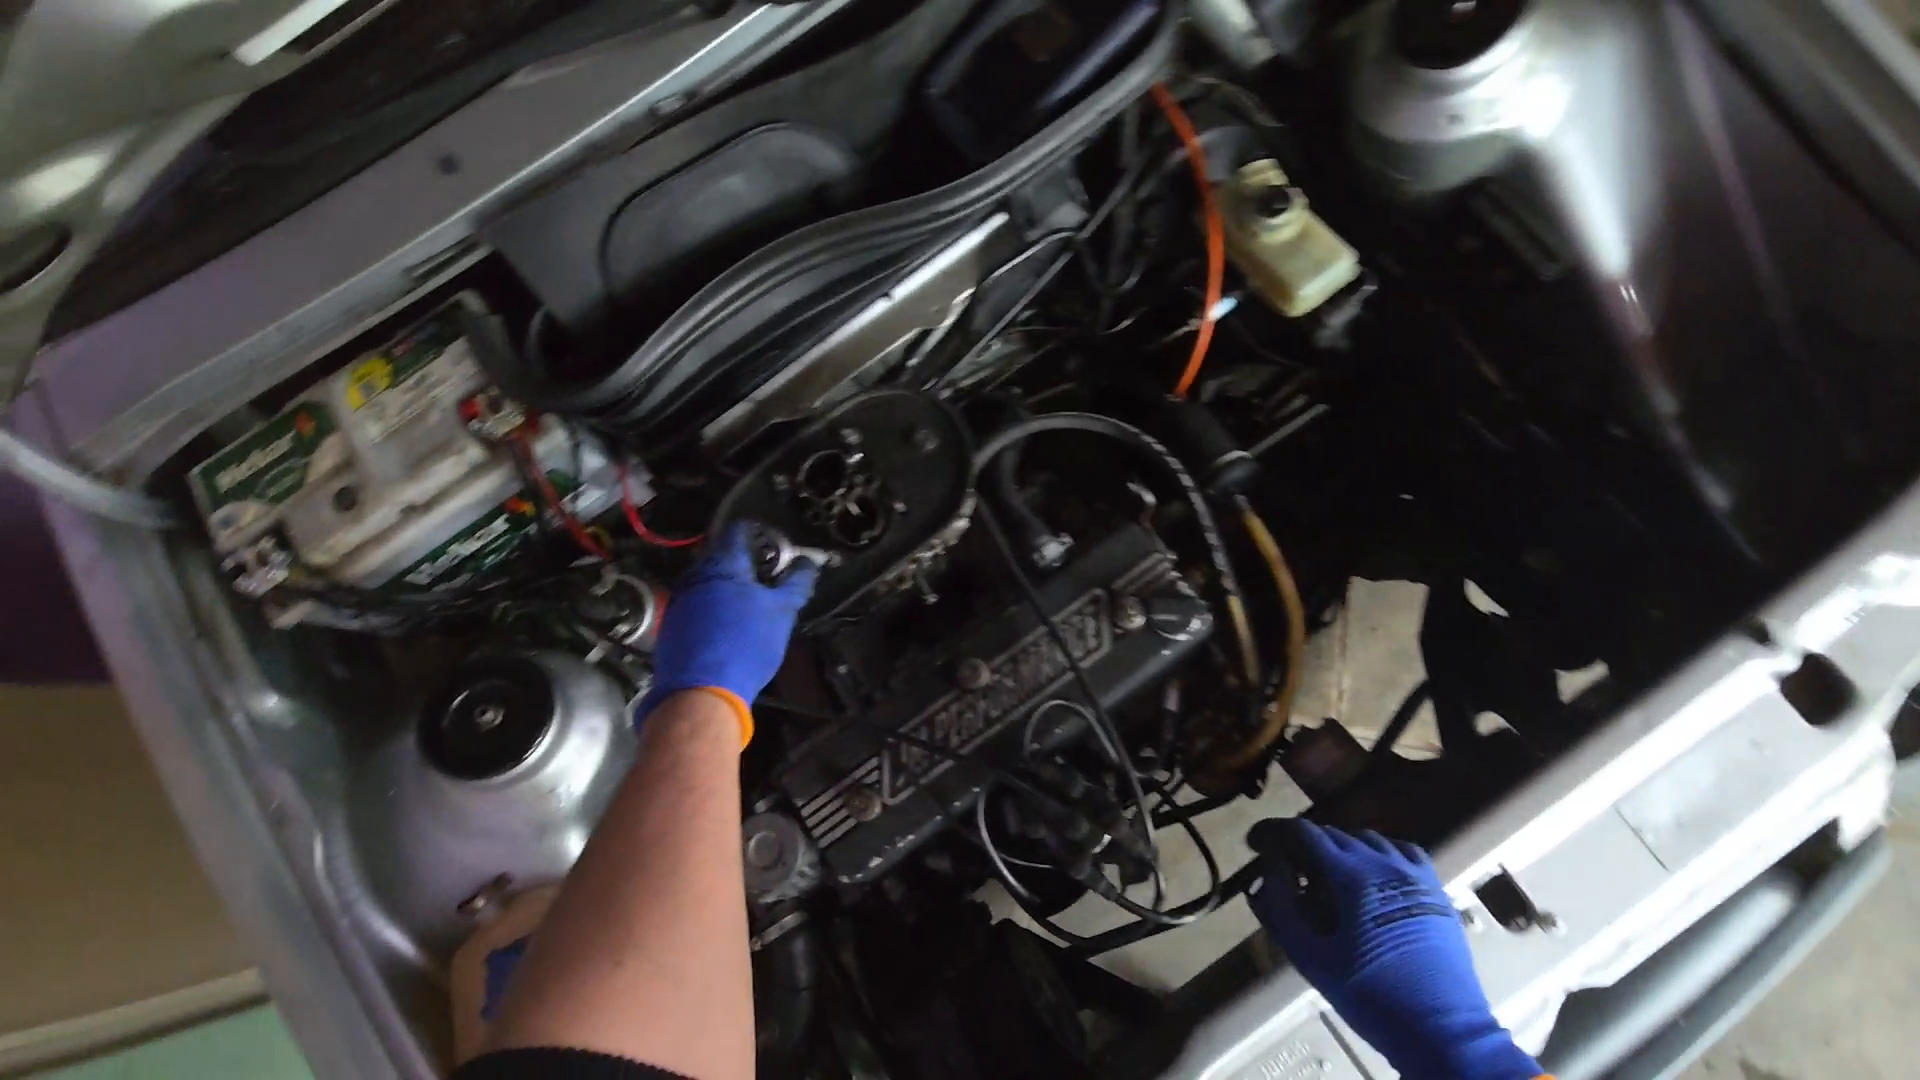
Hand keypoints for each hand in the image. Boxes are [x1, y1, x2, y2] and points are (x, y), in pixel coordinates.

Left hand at [637, 522, 817, 733]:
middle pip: (720, 555)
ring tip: (747, 601)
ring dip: (725, 585)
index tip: (771, 542)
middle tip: (764, 574)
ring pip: (706, 581)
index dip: (757, 532)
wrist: (700, 692)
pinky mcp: (670, 625)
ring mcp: (679, 600)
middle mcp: (696, 575)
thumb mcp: (782, 612)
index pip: (737, 531)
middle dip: (741, 561)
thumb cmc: (747, 644)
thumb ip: (796, 584)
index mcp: (724, 564)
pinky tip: (724, 625)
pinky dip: (711, 606)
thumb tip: (809, 562)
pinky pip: (695, 604)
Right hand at [1246, 820, 1540, 1079]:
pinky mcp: (1435, 889)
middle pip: (1333, 834)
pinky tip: (1373, 875)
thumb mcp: (1313, 960)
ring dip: (1340, 848)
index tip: (1257, 844)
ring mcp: (1414, 874)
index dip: (1274, 831)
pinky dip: (1380, 853)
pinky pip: (1403, 851)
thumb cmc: (1373, 998)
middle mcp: (1383, 863)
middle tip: (1288, 871)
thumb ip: (1281, 912)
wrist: (1444, 1033)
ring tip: (1328, 876)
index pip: (1303, 832)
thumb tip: (1265, 874)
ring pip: (1367, 839)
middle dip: (1304, 845)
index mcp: (1351, 876)